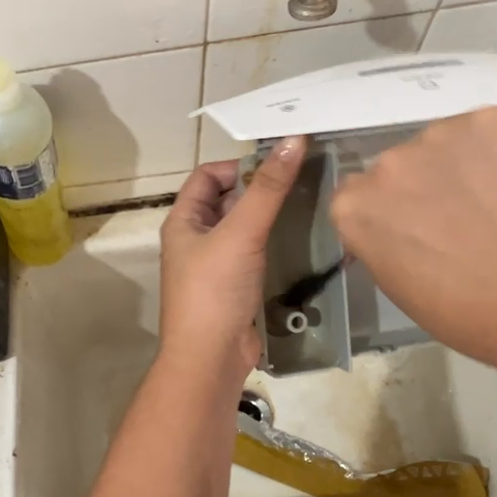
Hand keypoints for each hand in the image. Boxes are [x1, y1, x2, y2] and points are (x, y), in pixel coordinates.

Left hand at [159, 136, 306, 382]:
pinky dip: (277, 244)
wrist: (210, 357)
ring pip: (245, 229)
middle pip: (230, 200)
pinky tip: (307, 239)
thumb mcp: (240, 233)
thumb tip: (294, 140)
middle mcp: (196, 239)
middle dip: (262, 189)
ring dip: (273, 217)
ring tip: (313, 204)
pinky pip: (257, 254)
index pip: (207, 176)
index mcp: (183, 221)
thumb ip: (268, 188)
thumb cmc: (214, 291)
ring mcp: (216, 265)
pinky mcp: (236, 287)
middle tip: (306, 179)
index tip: (279, 163)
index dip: (239, 164)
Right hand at [330, 108, 496, 369]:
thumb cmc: (475, 314)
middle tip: (461, 220)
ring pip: (444, 146)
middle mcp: (387, 164)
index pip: (356, 199)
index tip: (413, 233)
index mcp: (354, 209)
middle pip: (398, 168)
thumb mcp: (404, 290)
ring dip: (462, 166)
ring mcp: (441, 135)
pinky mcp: (495, 119)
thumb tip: (404, 231)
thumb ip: (386, 246)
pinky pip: (490, 133)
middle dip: (423, 188)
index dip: (388, 216)